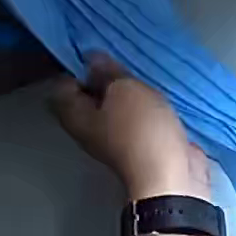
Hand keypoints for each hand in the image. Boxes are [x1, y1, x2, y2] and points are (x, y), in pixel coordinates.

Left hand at [52, 56, 211, 199]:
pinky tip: (164, 107)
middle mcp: (87, 128)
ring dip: (132, 100)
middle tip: (131, 72)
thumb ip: (109, 72)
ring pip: (118, 111)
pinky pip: (140, 124)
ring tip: (150, 87)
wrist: (171, 177)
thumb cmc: (142, 131)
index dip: (82, 68)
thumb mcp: (126, 90)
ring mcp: (115, 141)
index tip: (106, 60)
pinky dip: (149, 115)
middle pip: (91, 97)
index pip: (63, 82)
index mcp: (73, 113)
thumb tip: (93, 59)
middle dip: (110, 83)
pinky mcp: (141, 149)